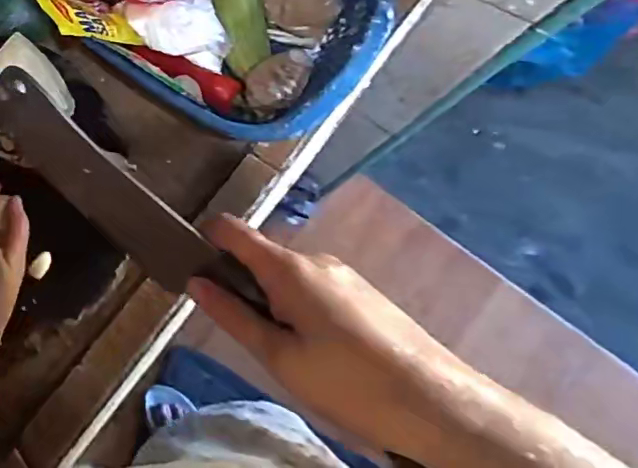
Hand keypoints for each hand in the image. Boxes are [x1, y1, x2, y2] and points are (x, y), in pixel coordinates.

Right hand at [186, 216, 458, 450]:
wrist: (444, 408)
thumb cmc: (350, 383)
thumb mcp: (281, 360)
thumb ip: (234, 317)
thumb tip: (195, 282)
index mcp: (286, 267)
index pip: (230, 229)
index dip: (206, 239)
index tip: (194, 267)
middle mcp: (313, 258)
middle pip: (261, 256)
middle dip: (245, 284)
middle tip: (250, 334)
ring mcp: (343, 274)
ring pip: (291, 276)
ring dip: (277, 301)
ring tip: (292, 353)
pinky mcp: (365, 294)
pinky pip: (318, 289)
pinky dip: (305, 309)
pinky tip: (326, 354)